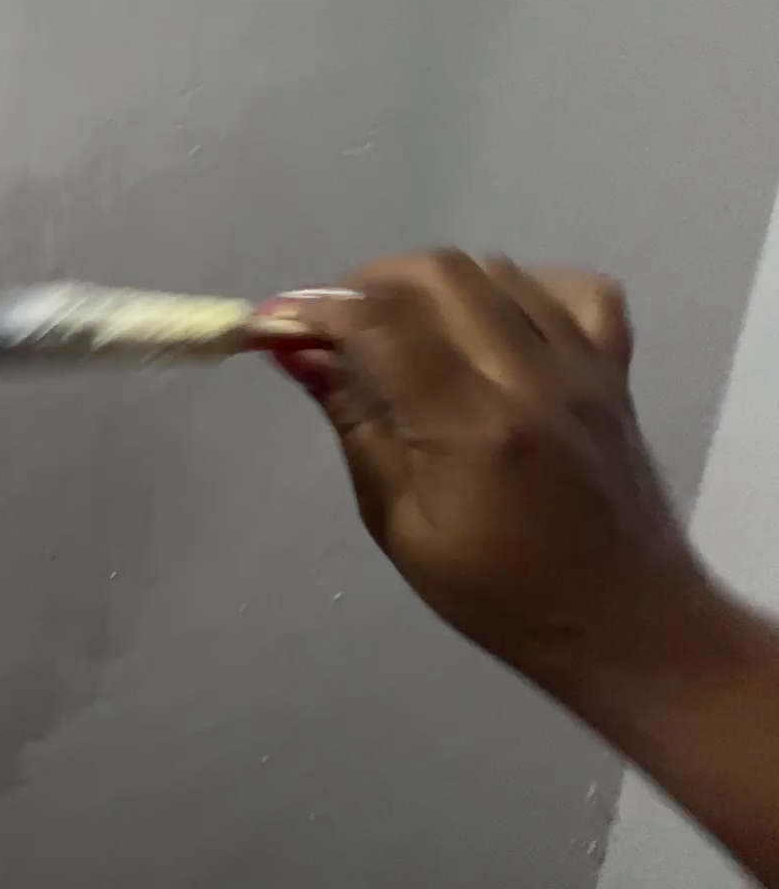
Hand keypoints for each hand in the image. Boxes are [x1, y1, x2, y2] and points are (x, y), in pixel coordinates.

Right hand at [263, 250, 706, 671]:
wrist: (627, 625)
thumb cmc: (490, 587)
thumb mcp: (391, 513)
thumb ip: (351, 418)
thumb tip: (295, 352)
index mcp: (471, 427)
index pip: (381, 325)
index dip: (313, 311)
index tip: (267, 323)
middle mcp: (535, 380)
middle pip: (438, 275)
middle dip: (361, 286)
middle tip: (325, 328)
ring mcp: (586, 368)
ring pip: (494, 269)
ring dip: (421, 284)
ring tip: (386, 326)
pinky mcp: (615, 371)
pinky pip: (570, 288)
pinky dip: (510, 286)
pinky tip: (477, 320)